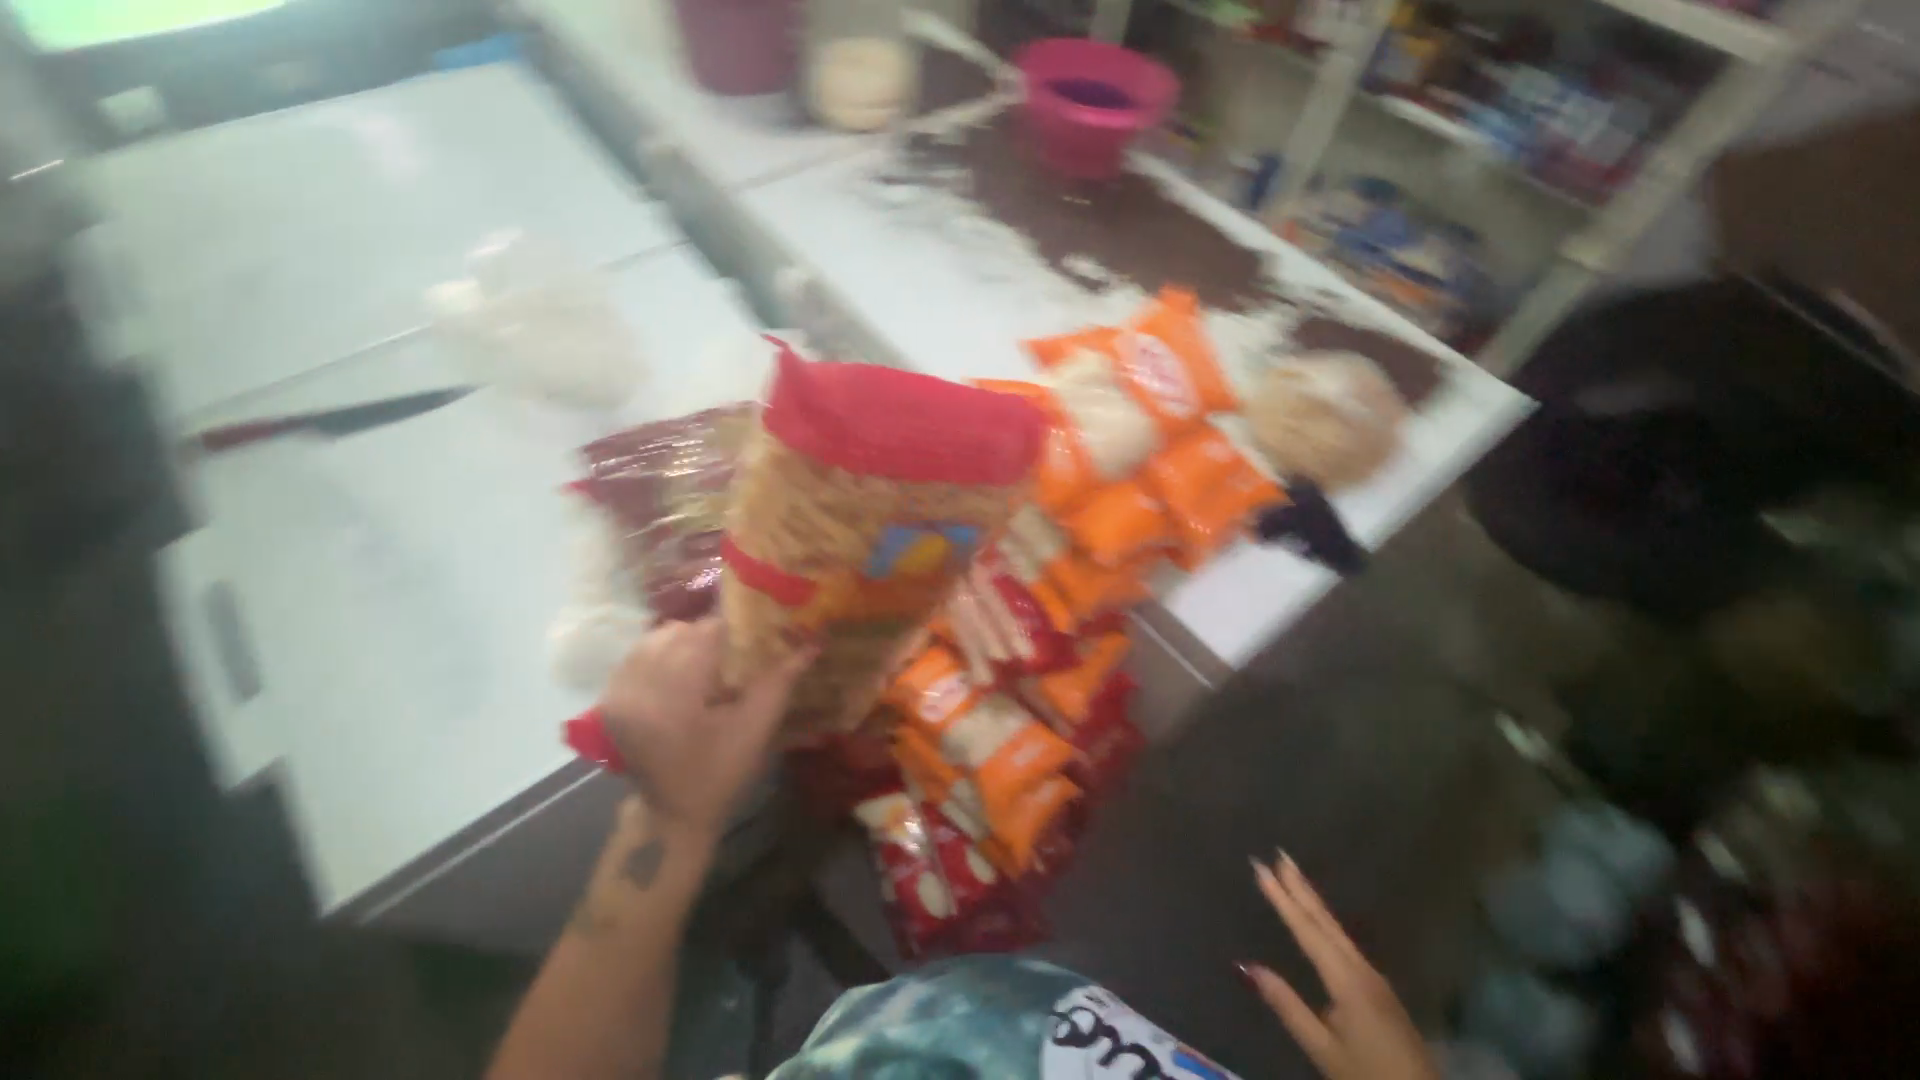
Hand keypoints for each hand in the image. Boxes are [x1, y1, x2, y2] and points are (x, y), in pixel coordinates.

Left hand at [598, 618, 812, 839]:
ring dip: (685, 644)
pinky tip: (681, 676)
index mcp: (673, 694)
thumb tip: (811, 646)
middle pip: (681, 632)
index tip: (756, 640)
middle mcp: (636, 686)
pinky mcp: (609, 699)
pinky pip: (638, 656)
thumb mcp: (755, 730)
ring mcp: (617, 692)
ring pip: (658, 638)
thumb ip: (779, 683)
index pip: (706, 634)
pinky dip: (662, 656)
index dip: (736, 631)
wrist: (672, 815)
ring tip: (708, 666)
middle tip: (736, 655)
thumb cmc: (719, 775)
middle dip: (711, 637)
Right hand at [1241, 854, 1438, 1079]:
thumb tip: (1248, 966)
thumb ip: (1287, 1005)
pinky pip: (1345, 943)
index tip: (1262, 867)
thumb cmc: (1369, 1074)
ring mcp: (1374, 978)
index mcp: (1346, 980)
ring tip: (1294, 876)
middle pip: (1326, 921)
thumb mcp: (1322, 1048)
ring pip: (1337, 930)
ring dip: (1313, 901)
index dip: (1282, 898)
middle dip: (1301, 887)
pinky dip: (1326, 922)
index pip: (1307, 930)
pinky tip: (1320, 920)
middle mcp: (1362, 969)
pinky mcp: (1379, 989)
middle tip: (1280, 855)